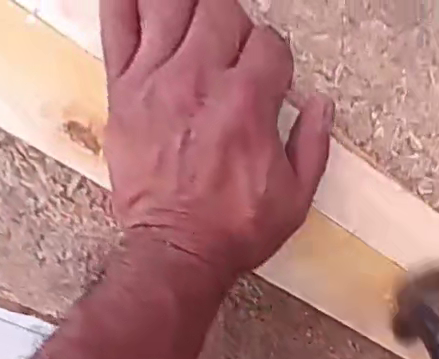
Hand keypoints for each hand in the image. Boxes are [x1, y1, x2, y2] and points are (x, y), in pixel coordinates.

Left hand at [100, 0, 333, 279]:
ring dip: (191, 10)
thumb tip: (321, 105)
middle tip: (234, 60)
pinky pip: (117, 18)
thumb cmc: (232, 232)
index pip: (269, 44)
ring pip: (174, 0)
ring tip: (197, 35)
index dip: (276, 62)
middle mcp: (201, 79)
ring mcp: (157, 79)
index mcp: (247, 103)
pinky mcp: (123, 90)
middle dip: (235, 29)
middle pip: (222, 9)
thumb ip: (312, 147)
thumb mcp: (293, 202)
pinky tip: (148, 8)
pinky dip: (129, 1)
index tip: (270, 83)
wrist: (177, 253)